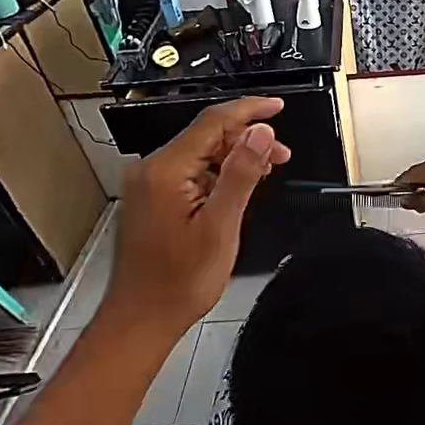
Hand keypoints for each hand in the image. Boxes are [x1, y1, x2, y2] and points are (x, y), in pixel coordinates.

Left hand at [102, 98, 291, 339]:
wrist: (143, 317)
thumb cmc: (178, 281)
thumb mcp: (221, 224)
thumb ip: (241, 173)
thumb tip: (260, 133)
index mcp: (165, 172)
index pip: (212, 123)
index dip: (249, 111)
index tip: (277, 107)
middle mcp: (152, 171)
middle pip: (207, 135)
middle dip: (248, 137)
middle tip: (281, 154)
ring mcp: (151, 184)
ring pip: (202, 153)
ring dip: (236, 156)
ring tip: (266, 170)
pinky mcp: (155, 197)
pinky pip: (193, 170)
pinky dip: (220, 172)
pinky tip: (240, 185)